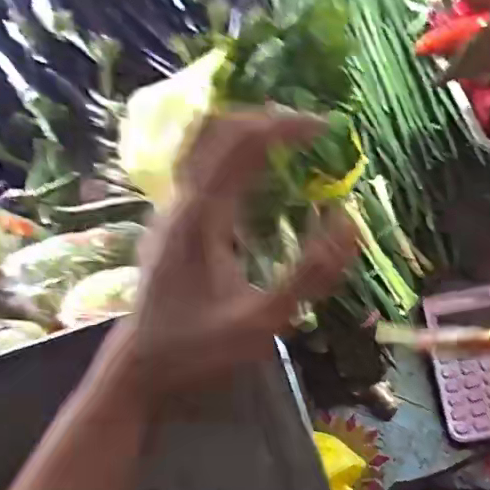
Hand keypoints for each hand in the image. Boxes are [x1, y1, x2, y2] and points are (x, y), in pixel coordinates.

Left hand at [91, 108, 357, 404]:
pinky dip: (234, 159)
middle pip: (214, 129)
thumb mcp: (263, 320)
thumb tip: (351, 223)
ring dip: (246, 134)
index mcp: (201, 217)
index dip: (287, 127)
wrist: (139, 370)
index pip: (242, 144)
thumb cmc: (199, 350)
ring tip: (290, 142)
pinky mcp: (171, 227)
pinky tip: (261, 181)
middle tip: (310, 128)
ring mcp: (170, 213)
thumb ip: (310, 274)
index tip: (328, 128)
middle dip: (265, 119)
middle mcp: (180, 203)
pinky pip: (201, 171)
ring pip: (202, 146)